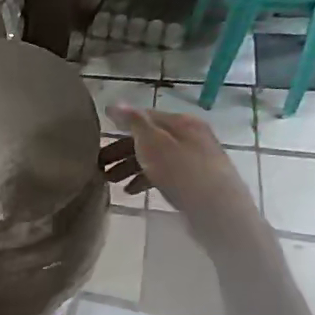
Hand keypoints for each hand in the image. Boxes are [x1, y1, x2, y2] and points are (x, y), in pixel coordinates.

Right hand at [101, 106, 254, 249]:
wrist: (217, 210)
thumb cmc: (182, 172)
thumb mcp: (153, 142)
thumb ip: (133, 122)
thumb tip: (114, 105)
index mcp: (181, 122)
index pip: (144, 116)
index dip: (120, 125)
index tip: (98, 138)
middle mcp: (190, 136)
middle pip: (148, 139)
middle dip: (121, 151)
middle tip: (98, 165)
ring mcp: (194, 160)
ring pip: (155, 158)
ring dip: (130, 167)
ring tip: (110, 182)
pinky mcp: (195, 182)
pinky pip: (163, 175)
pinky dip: (145, 180)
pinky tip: (132, 192)